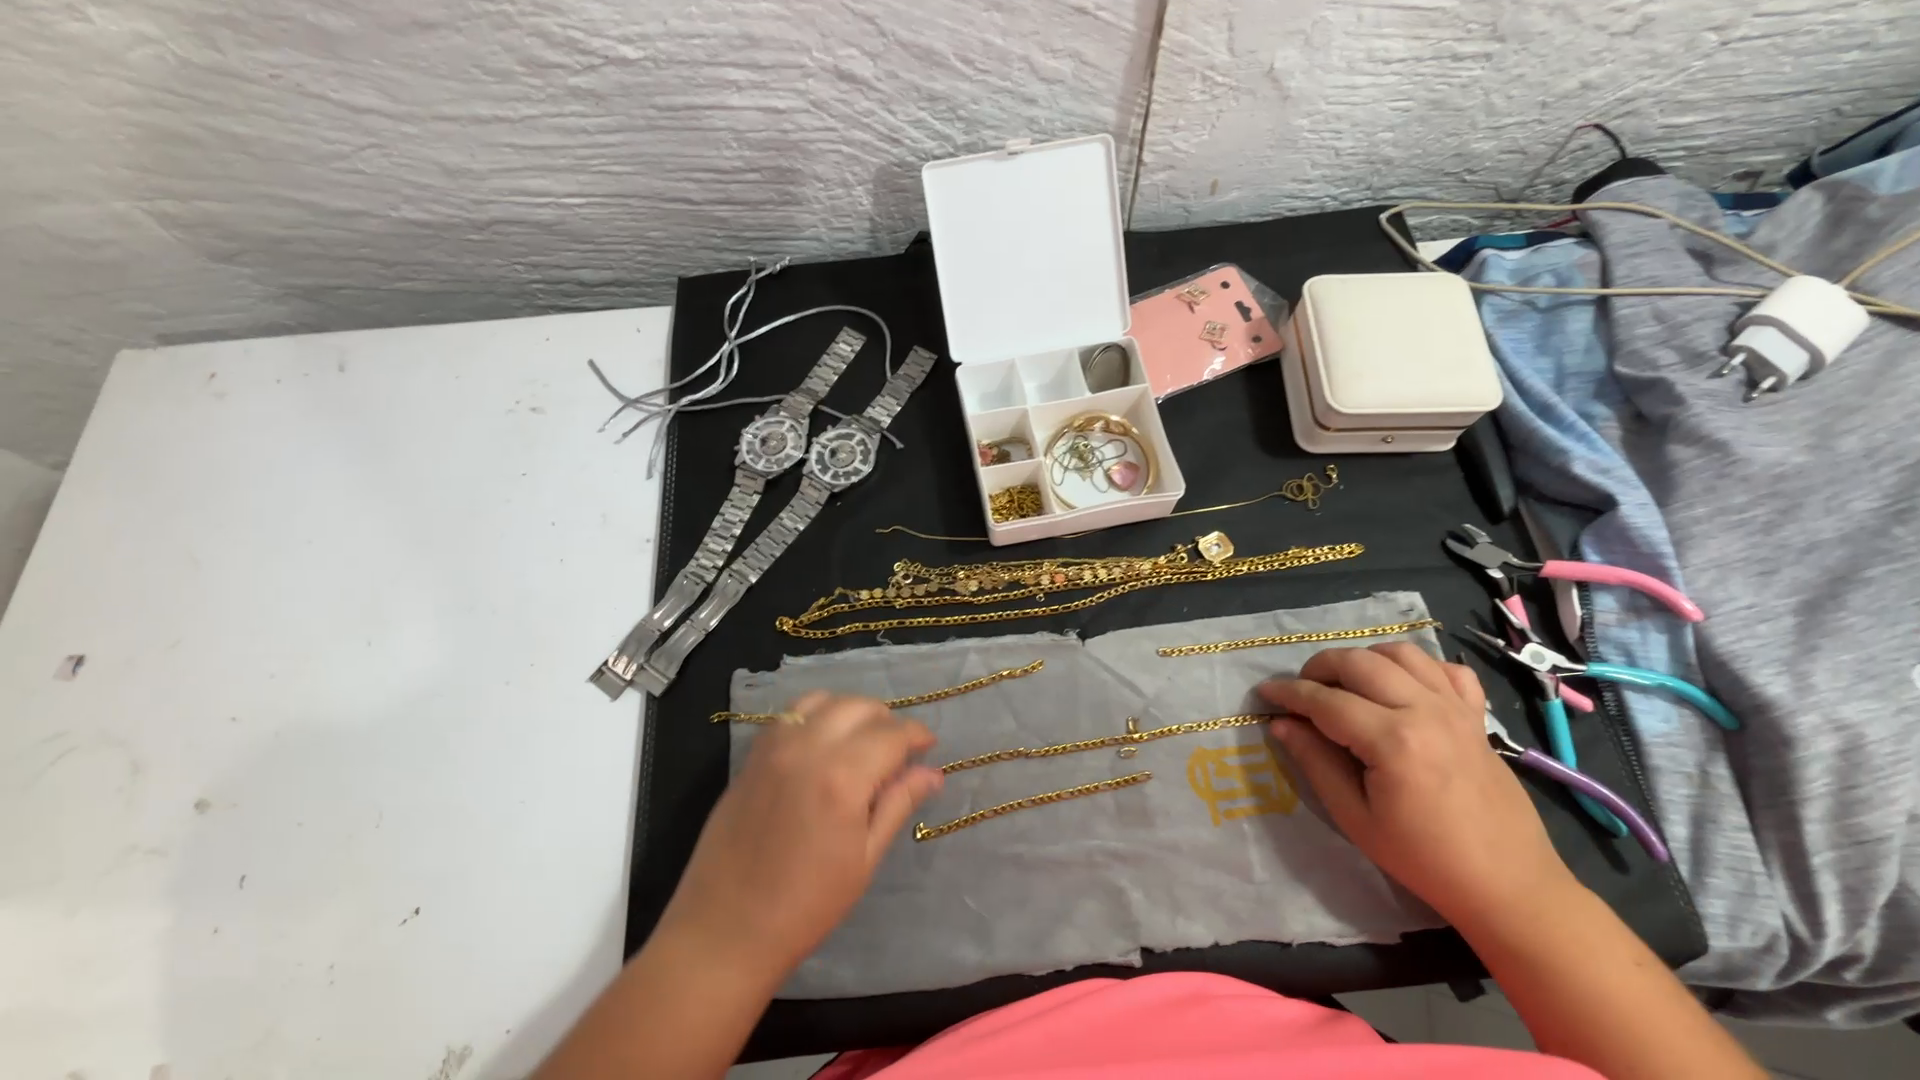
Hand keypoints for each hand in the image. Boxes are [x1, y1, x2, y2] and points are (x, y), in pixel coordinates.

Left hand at [656, 693, 943, 976]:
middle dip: (886, 720)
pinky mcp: (751, 757)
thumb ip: (898, 804)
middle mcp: (807, 748)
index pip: (891, 734)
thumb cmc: (806, 906)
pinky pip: (788, 716)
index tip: (930, 747)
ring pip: (821, 701)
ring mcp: (773, 748)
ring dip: (849, 712)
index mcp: (842, 777)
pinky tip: (823, 746)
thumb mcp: (864, 858)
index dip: (917, 736)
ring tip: (861, 742)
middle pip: (857, 707)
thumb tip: (932, 772)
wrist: (726, 929)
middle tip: (898, 751)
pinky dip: (815, 716)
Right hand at [1260, 644, 1577, 929]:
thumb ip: (1316, 763)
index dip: (1289, 693)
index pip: (1326, 700)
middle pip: (1360, 662)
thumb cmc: (1422, 858)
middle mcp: (1425, 711)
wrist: (1505, 882)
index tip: (1264, 693)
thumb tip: (1282, 725)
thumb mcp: (1355, 818)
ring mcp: (1456, 709)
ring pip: (1401, 654)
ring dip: (1364, 659)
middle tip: (1300, 691)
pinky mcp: (1476, 717)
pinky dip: (1417, 668)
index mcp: (1393, 740)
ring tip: (1344, 684)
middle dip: (1319, 668)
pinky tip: (1400, 688)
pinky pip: (1446, 670)